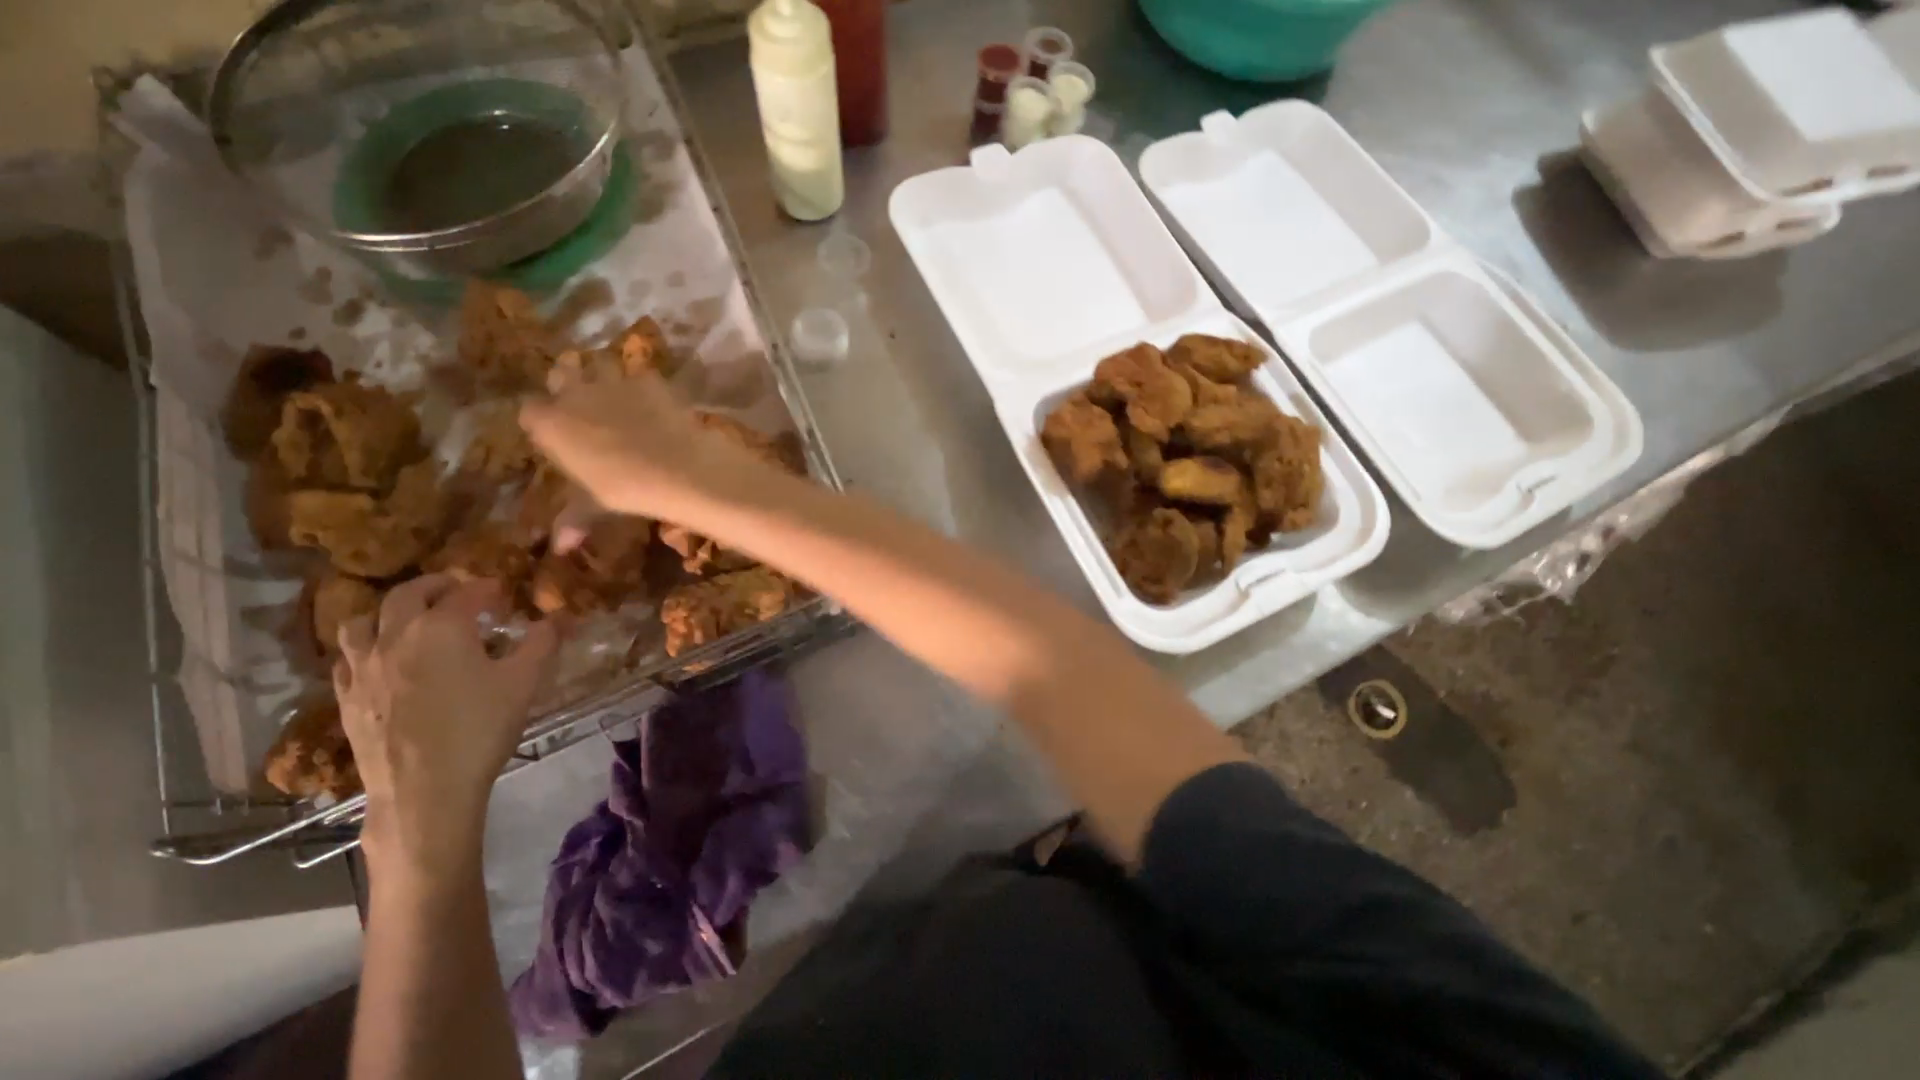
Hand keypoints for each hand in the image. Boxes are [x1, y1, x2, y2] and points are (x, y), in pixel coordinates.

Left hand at [335, 574, 557, 883]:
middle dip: (435, 586)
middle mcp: (396, 634)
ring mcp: (364, 666)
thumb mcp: (524, 684)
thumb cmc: (479, 730)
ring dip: (388, 613)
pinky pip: (347, 658)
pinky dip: (366, 649)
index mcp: (442, 625)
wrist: (423, 791)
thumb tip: (560, 618)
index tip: (502, 594)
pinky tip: (381, 662)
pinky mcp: (347, 696)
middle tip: (456, 593)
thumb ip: (542, 643)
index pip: (466, 592)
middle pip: (409, 593)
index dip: (487, 589)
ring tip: (409, 622)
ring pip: (363, 621)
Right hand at [519, 376, 770, 525]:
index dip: (539, 418)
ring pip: (598, 363)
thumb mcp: (593, 505)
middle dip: (567, 382)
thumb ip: (572, 519)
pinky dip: (642, 385)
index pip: (529, 410)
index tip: (549, 430)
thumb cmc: (623, 488)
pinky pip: (639, 375)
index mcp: (550, 423)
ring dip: (602, 374)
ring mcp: (612, 381)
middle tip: (580, 402)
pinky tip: (653, 401)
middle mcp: (575, 394)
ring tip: (615, 393)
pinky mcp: (648, 379)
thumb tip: (559, 549)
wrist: (675, 466)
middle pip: (561, 373)